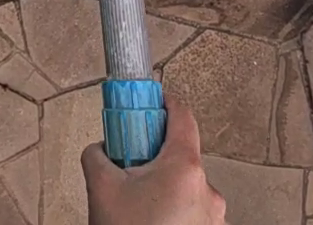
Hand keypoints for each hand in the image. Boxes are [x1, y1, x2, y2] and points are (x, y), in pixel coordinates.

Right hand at [81, 104, 227, 224]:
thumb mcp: (100, 186)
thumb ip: (98, 153)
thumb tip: (103, 149)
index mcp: (185, 168)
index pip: (183, 116)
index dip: (164, 103)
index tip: (149, 101)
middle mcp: (208, 192)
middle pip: (181, 155)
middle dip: (155, 156)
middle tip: (131, 164)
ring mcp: (214, 221)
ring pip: (186, 188)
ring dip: (164, 187)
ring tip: (137, 204)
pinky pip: (191, 213)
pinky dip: (172, 211)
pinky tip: (149, 222)